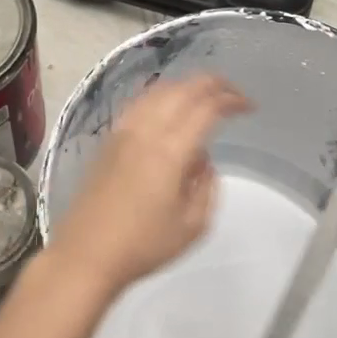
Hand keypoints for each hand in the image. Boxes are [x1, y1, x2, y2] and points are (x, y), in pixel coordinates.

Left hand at [49, 75, 250, 292]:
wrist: (87, 253)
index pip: (206, 108)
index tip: (249, 106)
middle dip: (212, 83)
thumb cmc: (143, 245)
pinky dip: (162, 94)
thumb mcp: (192, 225)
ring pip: (159, 90)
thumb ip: (207, 186)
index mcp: (170, 150)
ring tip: (204, 95)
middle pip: (183, 89)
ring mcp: (124, 130)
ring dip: (186, 85)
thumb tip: (202, 159)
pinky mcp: (109, 137)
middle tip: (232, 92)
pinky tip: (168, 105)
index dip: (231, 100)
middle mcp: (146, 130)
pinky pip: (140, 101)